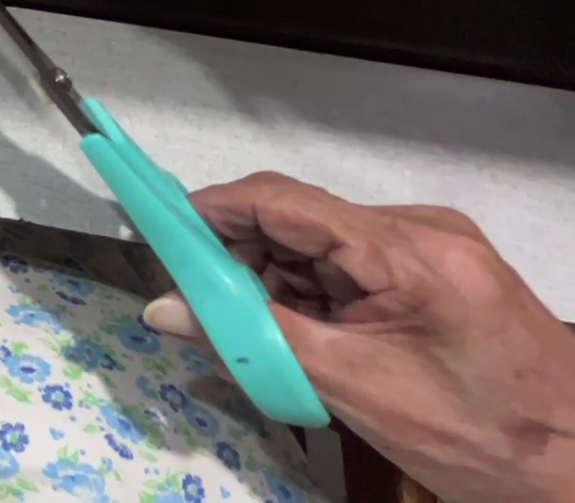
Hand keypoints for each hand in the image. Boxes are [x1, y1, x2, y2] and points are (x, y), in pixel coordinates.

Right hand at [145, 172, 574, 501]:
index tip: (161, 237)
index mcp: (410, 252)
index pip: (281, 199)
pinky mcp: (430, 265)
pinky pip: (337, 257)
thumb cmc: (480, 440)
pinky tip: (307, 326)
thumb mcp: (352, 387)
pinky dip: (304, 287)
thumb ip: (248, 336)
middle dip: (241, 254)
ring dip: (272, 276)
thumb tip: (159, 309)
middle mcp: (418, 229)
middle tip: (211, 301)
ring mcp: (428, 245)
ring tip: (269, 326)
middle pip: (291, 216)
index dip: (211, 209)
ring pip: (308, 237)